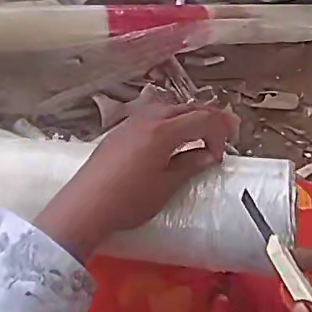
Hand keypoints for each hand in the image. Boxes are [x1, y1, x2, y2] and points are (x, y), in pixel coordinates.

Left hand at [33, 95, 238, 260]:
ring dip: (189, 116)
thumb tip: (208, 154)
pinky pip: (153, 114)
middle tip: (226, 131)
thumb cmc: (129, 199)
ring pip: (169, 107)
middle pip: (187, 107)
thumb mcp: (166, 186)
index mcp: (164, 130)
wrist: (85, 205)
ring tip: (200, 132)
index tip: (221, 154)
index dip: (219, 132)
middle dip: (209, 117)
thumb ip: (190, 164)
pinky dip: (170, 119)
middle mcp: (148, 118)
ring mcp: (132, 121)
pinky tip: (171, 136)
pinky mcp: (120, 129)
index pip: (203, 118)